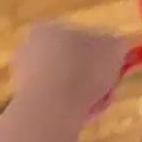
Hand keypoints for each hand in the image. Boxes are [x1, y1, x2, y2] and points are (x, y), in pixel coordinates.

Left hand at [11, 22, 129, 117]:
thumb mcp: (114, 48)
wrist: (52, 106)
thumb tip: (115, 47)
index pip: (82, 37)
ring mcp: (25, 73)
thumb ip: (117, 44)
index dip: (102, 53)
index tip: (114, 68)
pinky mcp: (26, 99)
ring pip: (66, 84)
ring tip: (96, 104)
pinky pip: (58, 102)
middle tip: (107, 88)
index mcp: (50, 27)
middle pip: (74, 62)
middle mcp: (31, 46)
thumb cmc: (84, 69)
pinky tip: (80, 114)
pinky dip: (72, 107)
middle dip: (92, 76)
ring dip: (84, 93)